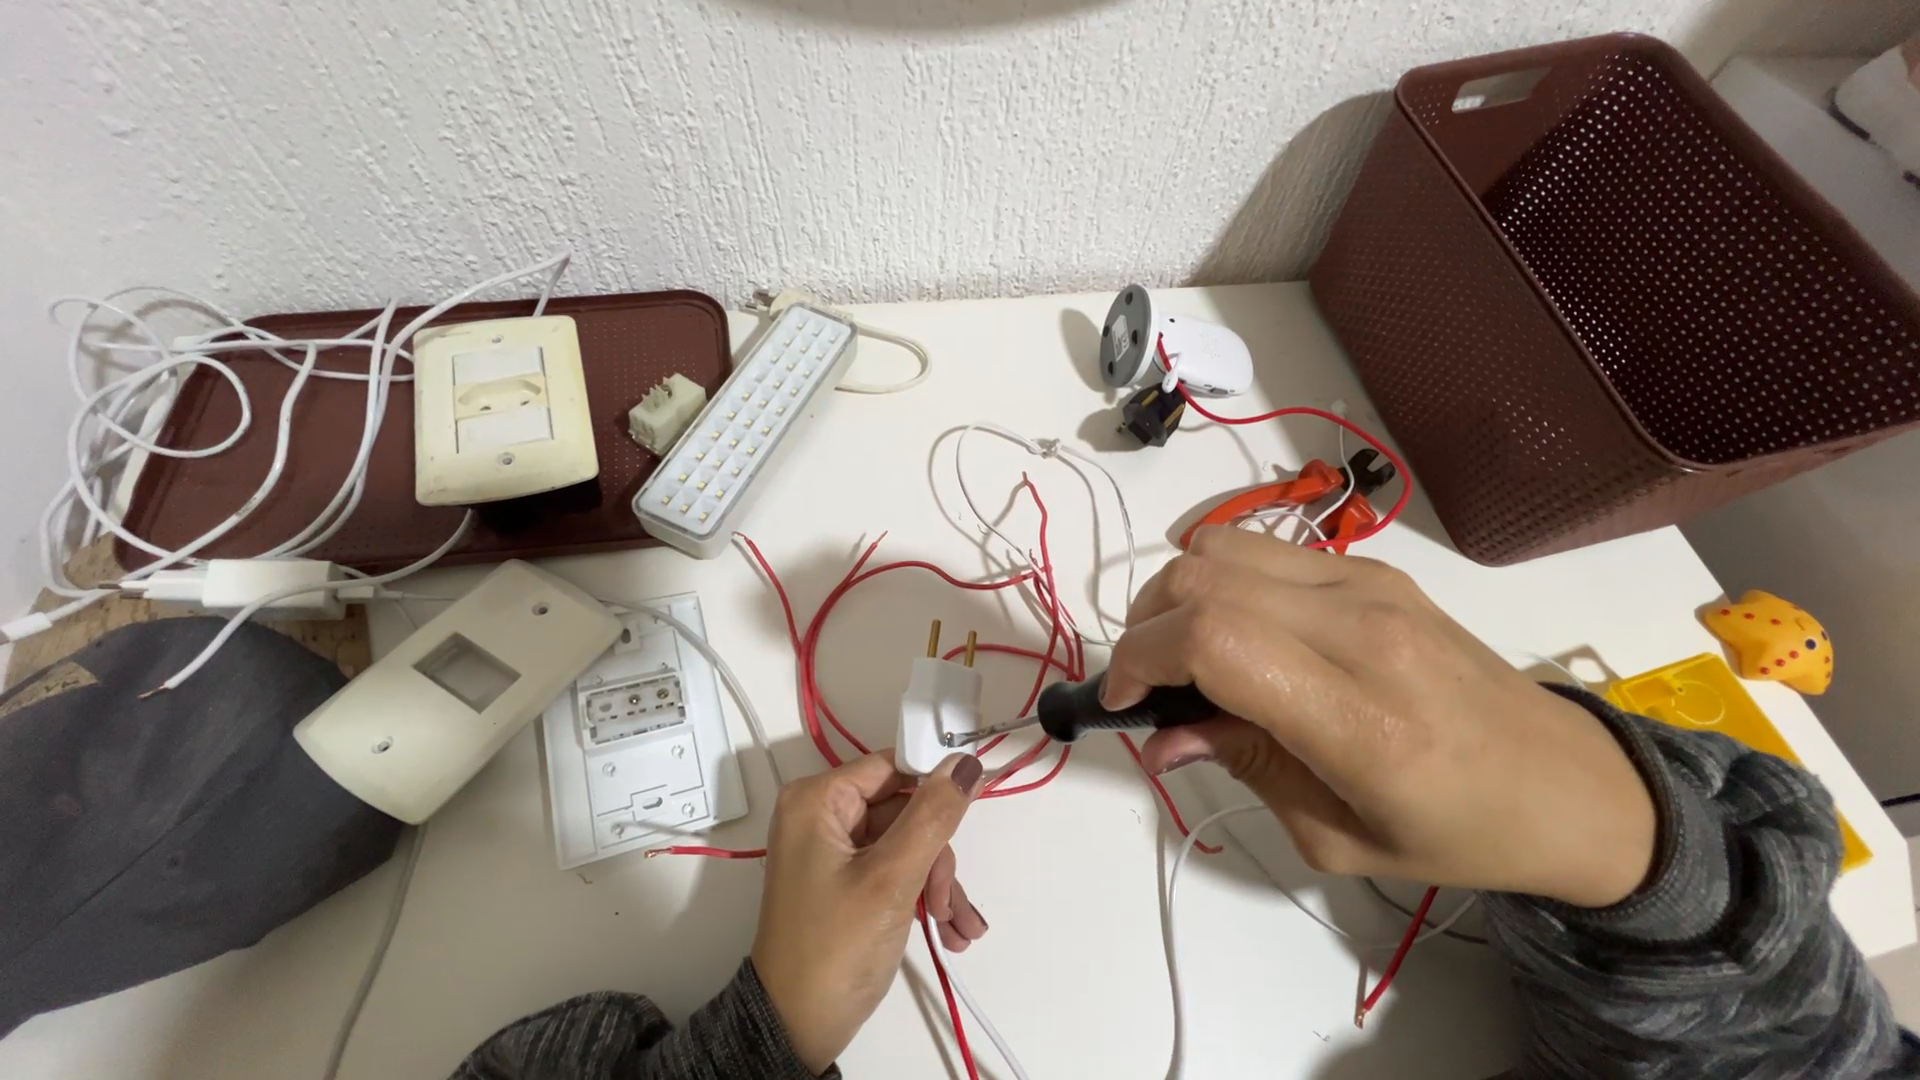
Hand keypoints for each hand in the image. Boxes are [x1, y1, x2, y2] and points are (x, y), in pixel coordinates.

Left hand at [752, 751, 987, 1073]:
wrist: (796, 1031)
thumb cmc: (835, 948)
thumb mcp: (891, 878)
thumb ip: (933, 815)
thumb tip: (966, 763)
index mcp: (818, 800)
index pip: (892, 765)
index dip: (934, 784)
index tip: (970, 810)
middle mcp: (823, 815)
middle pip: (905, 807)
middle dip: (937, 854)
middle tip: (946, 901)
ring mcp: (836, 850)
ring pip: (909, 841)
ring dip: (938, 882)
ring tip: (953, 926)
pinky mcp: (848, 880)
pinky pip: (898, 867)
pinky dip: (924, 894)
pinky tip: (950, 930)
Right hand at [1110, 526, 1655, 908]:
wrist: (1569, 782)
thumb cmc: (1453, 831)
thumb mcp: (1331, 835)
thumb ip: (1235, 764)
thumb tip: (1155, 734)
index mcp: (1357, 717)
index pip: (1214, 641)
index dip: (1141, 659)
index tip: (1121, 700)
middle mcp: (1361, 628)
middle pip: (1202, 578)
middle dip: (1144, 624)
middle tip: (1144, 678)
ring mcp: (1368, 583)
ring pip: (1219, 547)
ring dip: (1174, 594)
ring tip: (1179, 648)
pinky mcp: (1371, 566)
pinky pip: (1258, 548)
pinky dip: (1216, 579)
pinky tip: (1231, 627)